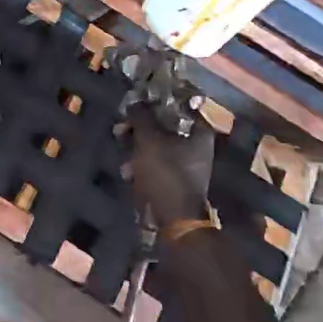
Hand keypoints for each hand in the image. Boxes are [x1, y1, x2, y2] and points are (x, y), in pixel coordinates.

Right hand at [125, 107, 214, 228]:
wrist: (173, 220)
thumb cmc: (165, 173)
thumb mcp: (149, 139)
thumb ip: (141, 116)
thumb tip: (135, 101)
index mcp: (200, 132)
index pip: (180, 105)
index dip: (157, 101)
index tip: (138, 103)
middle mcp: (199, 147)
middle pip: (167, 126)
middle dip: (142, 127)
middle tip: (122, 128)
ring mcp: (190, 166)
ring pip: (160, 146)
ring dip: (139, 147)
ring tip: (122, 152)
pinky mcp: (177, 182)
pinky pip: (158, 164)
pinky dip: (144, 165)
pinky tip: (128, 173)